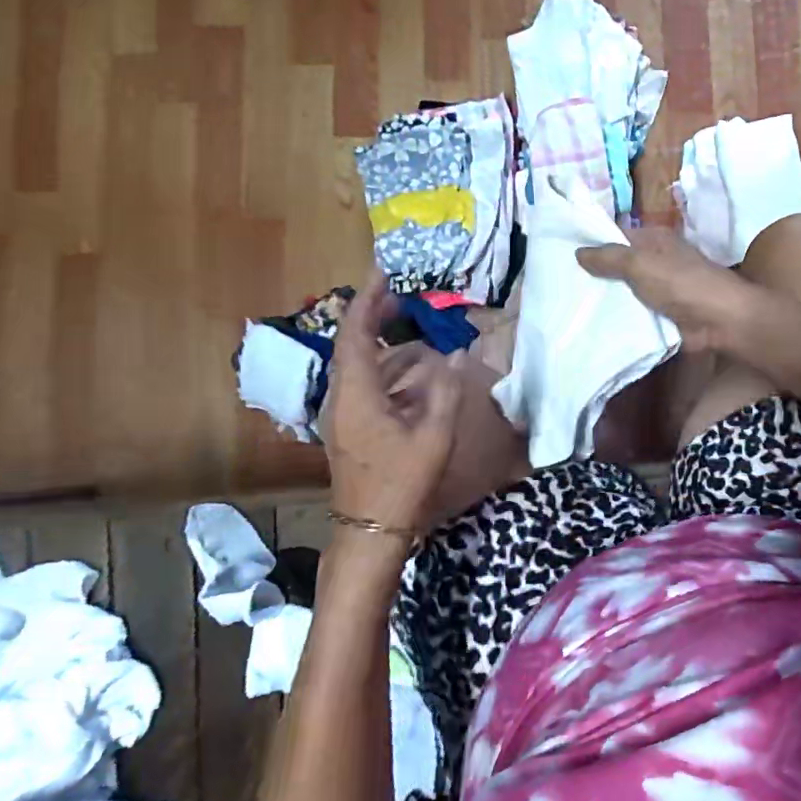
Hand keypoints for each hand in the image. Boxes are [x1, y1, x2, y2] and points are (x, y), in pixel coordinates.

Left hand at [324, 271, 465, 529]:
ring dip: (388, 348)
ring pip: (362, 367)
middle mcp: (342, 397)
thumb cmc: (402, 480)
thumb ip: (446, 390)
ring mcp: (343, 414)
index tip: (383, 273)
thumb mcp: (433, 435)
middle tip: (403, 297)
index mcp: (356, 392)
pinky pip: (366, 386)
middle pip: (354, 345)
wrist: (371, 527)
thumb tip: (457, 355)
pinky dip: (389, 372)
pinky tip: (416, 378)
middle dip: (376, 318)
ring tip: (420, 338)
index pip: (356, 333)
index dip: (368, 300)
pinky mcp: (350, 428)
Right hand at [575, 228, 759, 350]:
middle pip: (620, 265)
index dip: (593, 243)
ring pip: (626, 291)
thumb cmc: (681, 283)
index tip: (562, 254)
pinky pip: (636, 314)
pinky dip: (621, 318)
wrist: (720, 320)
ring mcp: (662, 289)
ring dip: (606, 299)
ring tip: (570, 305)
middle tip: (560, 283)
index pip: (617, 236)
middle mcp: (658, 261)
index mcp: (655, 240)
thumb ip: (609, 257)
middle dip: (595, 274)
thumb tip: (578, 252)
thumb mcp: (640, 263)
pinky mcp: (665, 315)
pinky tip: (595, 324)